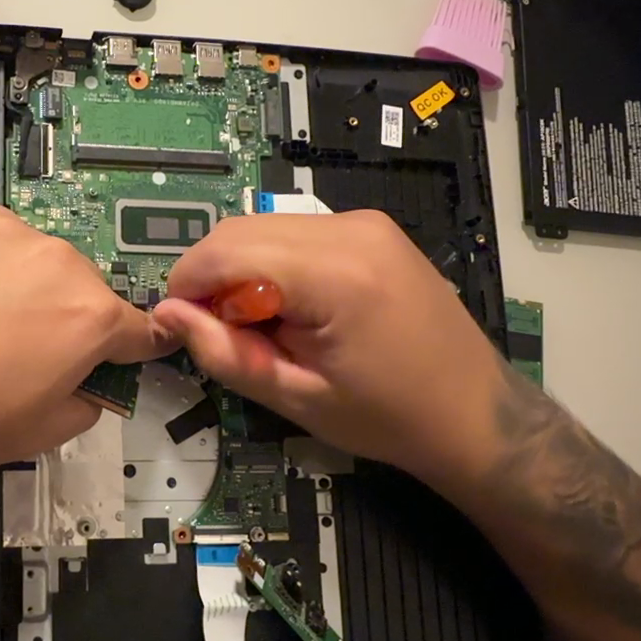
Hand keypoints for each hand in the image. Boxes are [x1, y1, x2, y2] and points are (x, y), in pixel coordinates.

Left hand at [0, 202, 167, 487]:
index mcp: (85, 317)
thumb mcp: (31, 437)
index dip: (129, 352)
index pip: (137, 329)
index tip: (118, 358)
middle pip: (83, 292)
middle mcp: (51, 260)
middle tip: (19, 361)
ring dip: (19, 291)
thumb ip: (84, 404)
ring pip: (33, 263)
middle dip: (65, 324)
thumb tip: (87, 384)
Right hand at [152, 211, 507, 487]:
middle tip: (224, 334)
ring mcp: (363, 222)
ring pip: (262, 227)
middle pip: (239, 231)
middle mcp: (350, 230)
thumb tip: (166, 314)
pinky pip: (293, 231)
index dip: (189, 287)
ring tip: (261, 324)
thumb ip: (224, 352)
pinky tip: (289, 306)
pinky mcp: (369, 228)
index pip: (226, 252)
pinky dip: (270, 263)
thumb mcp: (295, 398)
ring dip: (239, 270)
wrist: (474, 413)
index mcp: (336, 274)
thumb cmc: (388, 417)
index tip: (188, 329)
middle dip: (211, 278)